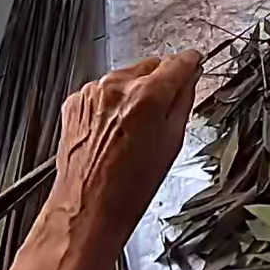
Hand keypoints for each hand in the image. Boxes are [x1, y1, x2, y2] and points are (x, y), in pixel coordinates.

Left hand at [0, 51, 200, 269]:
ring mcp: (93, 93)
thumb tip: (189, 79)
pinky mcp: (76, 101)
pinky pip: (103, 91)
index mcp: (148, 96)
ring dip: (135, 92)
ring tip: (135, 128)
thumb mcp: (173, 142)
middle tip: (164, 110)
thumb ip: (183, 101)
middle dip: (161, 82)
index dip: (191, 63)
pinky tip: (114, 131)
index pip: (178, 61)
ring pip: (126, 78)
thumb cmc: (128, 186)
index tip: (193, 65)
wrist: (87, 207)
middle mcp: (117, 87)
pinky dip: (112, 103)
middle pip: (151, 66)